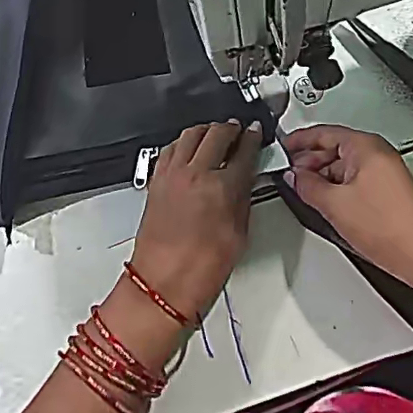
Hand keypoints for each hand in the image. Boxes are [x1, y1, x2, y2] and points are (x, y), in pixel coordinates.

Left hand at [129, 121, 261, 320]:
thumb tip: (244, 181)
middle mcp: (194, 175)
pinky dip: (182, 142)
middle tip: (238, 130)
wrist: (163, 283)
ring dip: (206, 130)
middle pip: (216, 133)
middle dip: (231, 128)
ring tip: (215, 133)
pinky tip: (188, 147)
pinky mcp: (156, 181)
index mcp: (221, 188)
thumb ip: (242, 199)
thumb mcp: (239, 234)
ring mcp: (172, 175)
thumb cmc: (198, 269)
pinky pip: (170, 149)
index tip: (256, 134)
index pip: (244, 151)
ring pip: (190, 134)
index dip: (253, 139)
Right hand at [282, 124, 412, 289]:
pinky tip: (327, 204)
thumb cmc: (393, 229)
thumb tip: (294, 176)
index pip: (323, 132)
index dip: (298, 140)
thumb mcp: (333, 204)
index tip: (284, 148)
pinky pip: (354, 180)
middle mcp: (378, 154)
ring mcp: (385, 173)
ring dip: (322, 177)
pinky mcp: (388, 191)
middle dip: (309, 161)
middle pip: (333, 147)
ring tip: (306, 193)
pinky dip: (337, 189)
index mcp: (365, 146)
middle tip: (291, 173)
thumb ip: (306, 185)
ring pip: (343, 166)